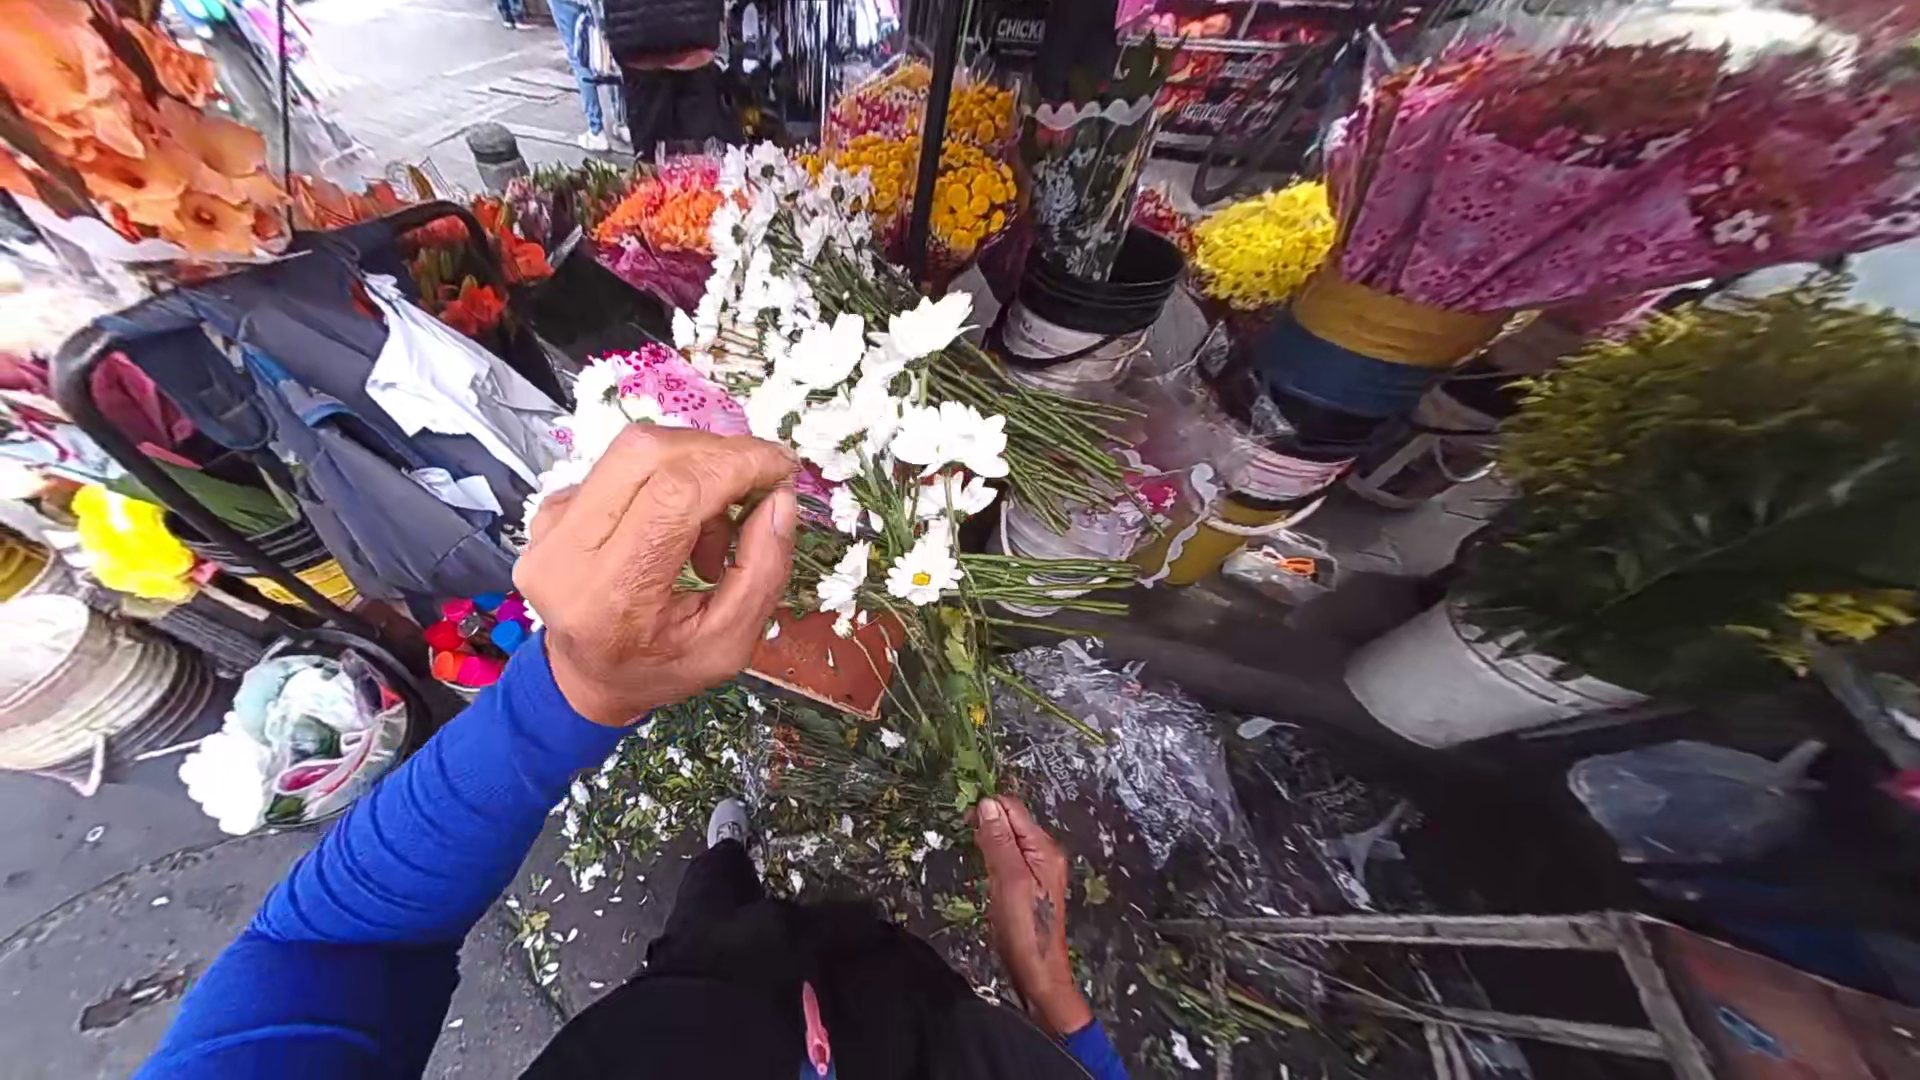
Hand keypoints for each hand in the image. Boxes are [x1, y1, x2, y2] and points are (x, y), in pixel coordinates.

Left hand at [514, 426, 797, 725]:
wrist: (591, 678)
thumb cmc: (664, 668)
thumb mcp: (732, 642)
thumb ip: (765, 571)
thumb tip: (780, 496)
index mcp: (611, 594)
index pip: (675, 493)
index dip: (739, 465)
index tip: (783, 468)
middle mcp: (565, 549)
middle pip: (649, 452)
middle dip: (721, 454)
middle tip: (761, 482)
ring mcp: (551, 523)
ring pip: (637, 449)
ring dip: (699, 466)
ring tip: (720, 523)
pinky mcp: (555, 506)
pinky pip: (627, 464)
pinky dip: (675, 477)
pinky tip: (686, 521)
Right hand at [971, 795, 1092, 1037]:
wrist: (1038, 975)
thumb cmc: (1025, 928)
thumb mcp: (1009, 879)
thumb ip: (999, 840)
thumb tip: (987, 803)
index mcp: (1043, 846)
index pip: (1013, 808)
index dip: (989, 808)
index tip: (966, 821)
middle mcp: (1043, 851)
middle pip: (1011, 821)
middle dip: (988, 822)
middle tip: (970, 841)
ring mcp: (1038, 867)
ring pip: (1008, 838)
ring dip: (990, 839)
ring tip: (976, 854)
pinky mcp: (1028, 882)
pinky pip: (1009, 856)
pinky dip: (994, 856)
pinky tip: (985, 868)